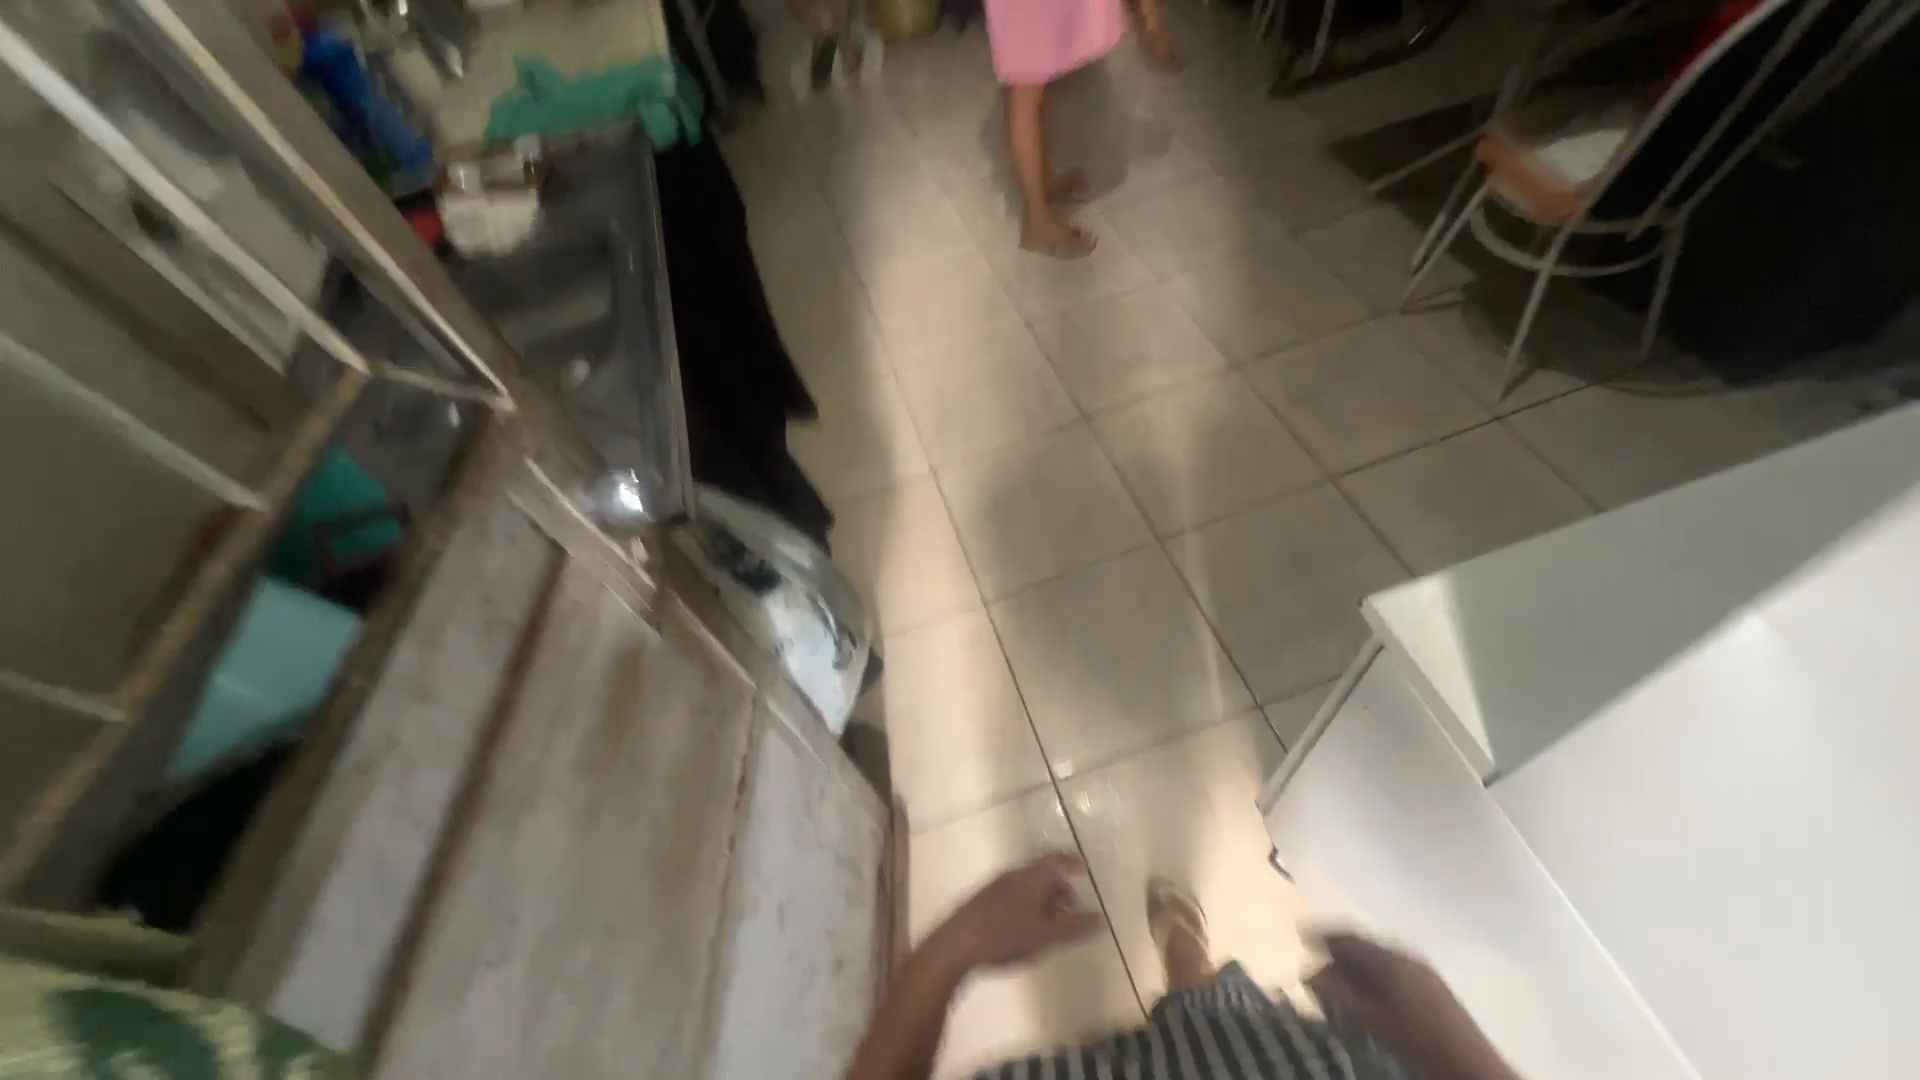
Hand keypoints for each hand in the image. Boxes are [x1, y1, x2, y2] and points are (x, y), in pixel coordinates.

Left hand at [929, 853, 1101, 973]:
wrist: (956, 944)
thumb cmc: (1005, 935)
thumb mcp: (1045, 934)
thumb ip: (1074, 926)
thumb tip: (1100, 918)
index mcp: (1030, 877)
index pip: (1055, 860)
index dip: (1069, 861)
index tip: (1081, 868)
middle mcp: (1013, 875)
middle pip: (1041, 874)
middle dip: (1058, 888)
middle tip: (1071, 907)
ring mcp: (995, 887)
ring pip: (1026, 886)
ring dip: (1042, 899)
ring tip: (1051, 924)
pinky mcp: (983, 901)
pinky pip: (1013, 896)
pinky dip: (1027, 905)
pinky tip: (1025, 929)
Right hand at [1307, 932, 1516, 1079]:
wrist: (1473, 1072)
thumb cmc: (1416, 1043)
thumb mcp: (1369, 1020)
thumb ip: (1335, 994)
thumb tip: (1308, 970)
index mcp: (1391, 958)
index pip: (1349, 936)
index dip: (1322, 934)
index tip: (1301, 934)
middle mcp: (1408, 957)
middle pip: (1365, 946)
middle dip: (1339, 953)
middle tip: (1317, 964)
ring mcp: (1425, 974)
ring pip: (1381, 960)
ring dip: (1357, 967)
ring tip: (1338, 984)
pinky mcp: (1435, 991)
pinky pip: (1395, 973)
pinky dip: (1375, 978)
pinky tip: (1369, 998)